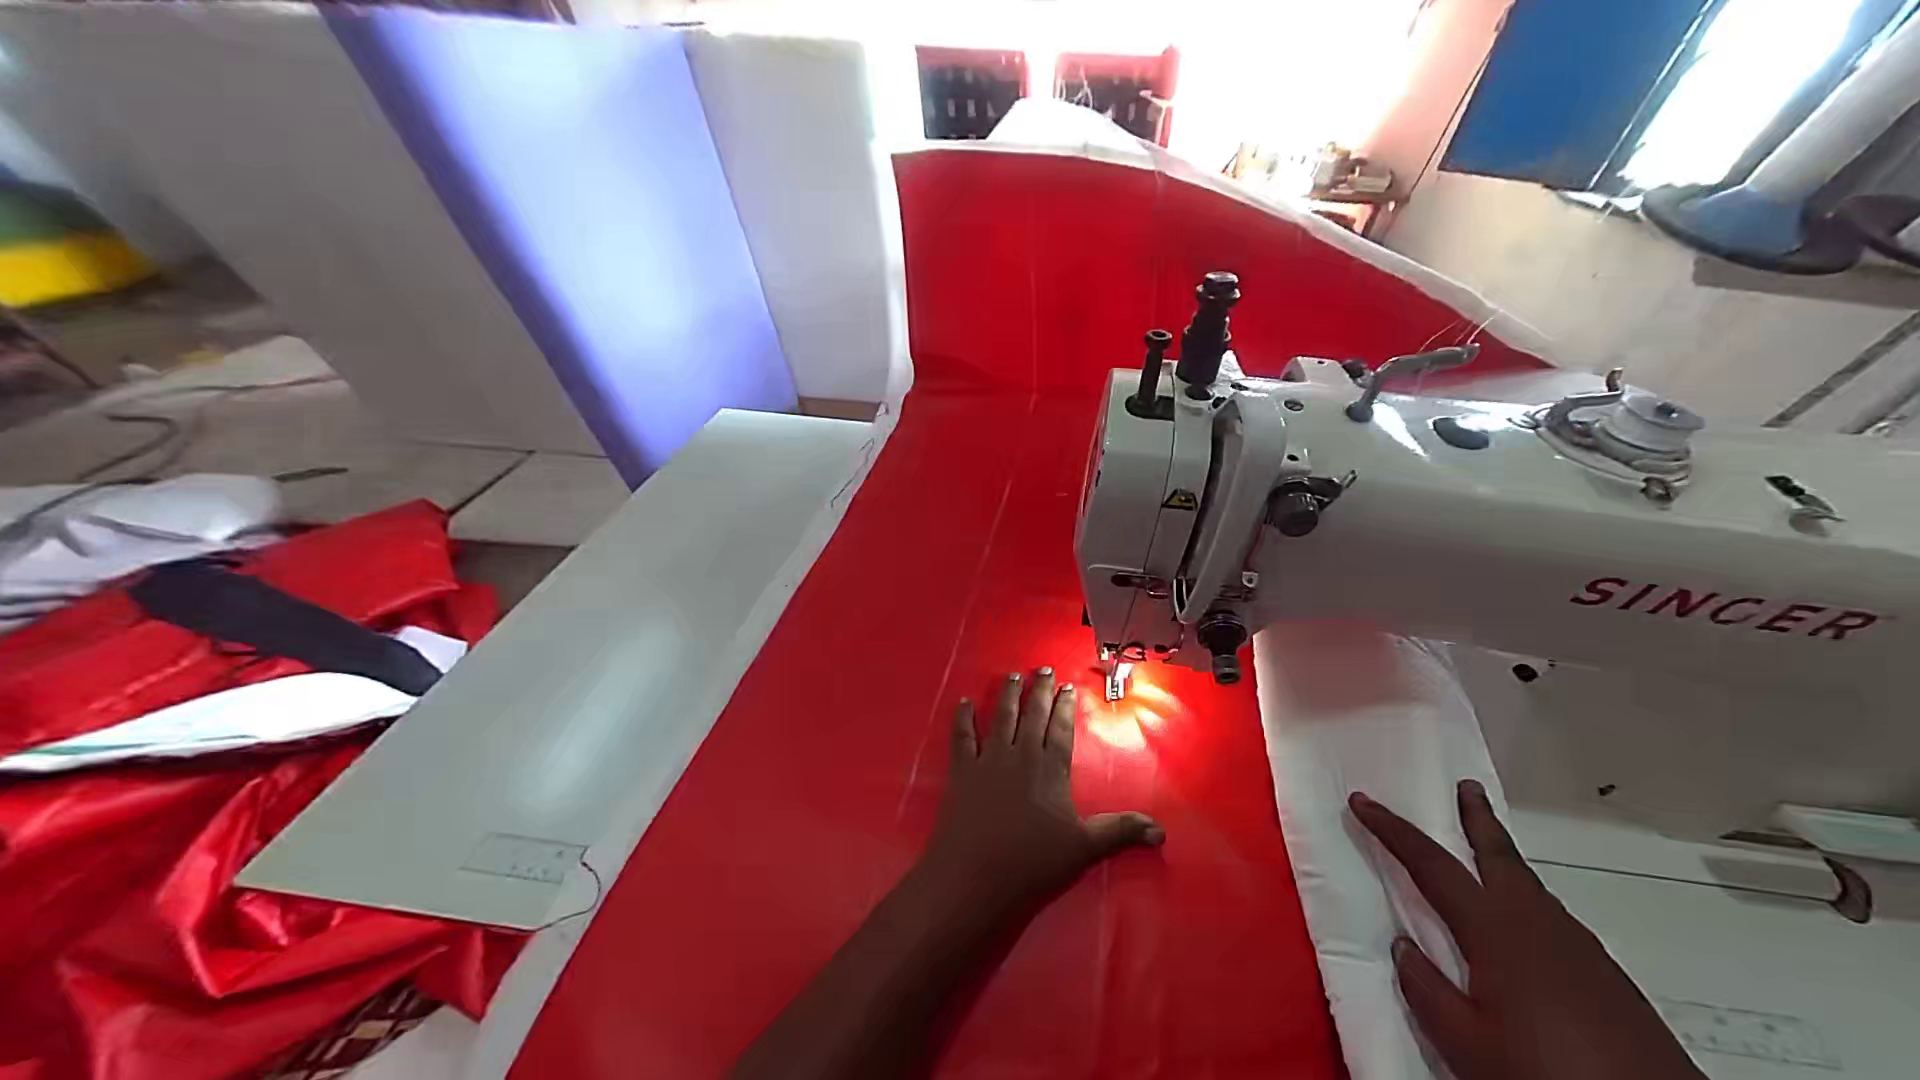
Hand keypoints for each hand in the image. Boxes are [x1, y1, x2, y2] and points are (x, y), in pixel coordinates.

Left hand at [920, 669, 1163, 917]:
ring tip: (1013, 675)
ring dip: (1008, 694)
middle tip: (1043, 669)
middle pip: (1033, 714)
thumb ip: (1119, 831)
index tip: (1068, 686)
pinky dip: (962, 717)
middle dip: (1040, 689)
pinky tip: (964, 702)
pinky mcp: (961, 769)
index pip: (1061, 728)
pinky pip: (962, 736)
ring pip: (1001, 716)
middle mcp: (1021, 754)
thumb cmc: (1032, 860)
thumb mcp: (1083, 847)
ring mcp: (988, 759)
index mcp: (1051, 767)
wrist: (976, 873)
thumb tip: (1161, 831)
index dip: (1065, 706)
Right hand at [1350, 781, 1705, 1079]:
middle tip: (1465, 786)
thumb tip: (1404, 946)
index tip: (1362, 801)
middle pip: (1501, 856)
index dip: (1392, 829)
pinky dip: (1524, 897)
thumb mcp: (1466, 1044)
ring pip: (1529, 886)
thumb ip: (1426, 991)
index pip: (1431, 865)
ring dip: (1501, 858)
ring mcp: (1580, 951)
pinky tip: (1522, 923)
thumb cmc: (1545, 1074)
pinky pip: (1551, 918)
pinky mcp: (1608, 979)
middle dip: (1478, 819)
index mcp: (1495, 931)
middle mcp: (1538, 926)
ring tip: (1484, 848)